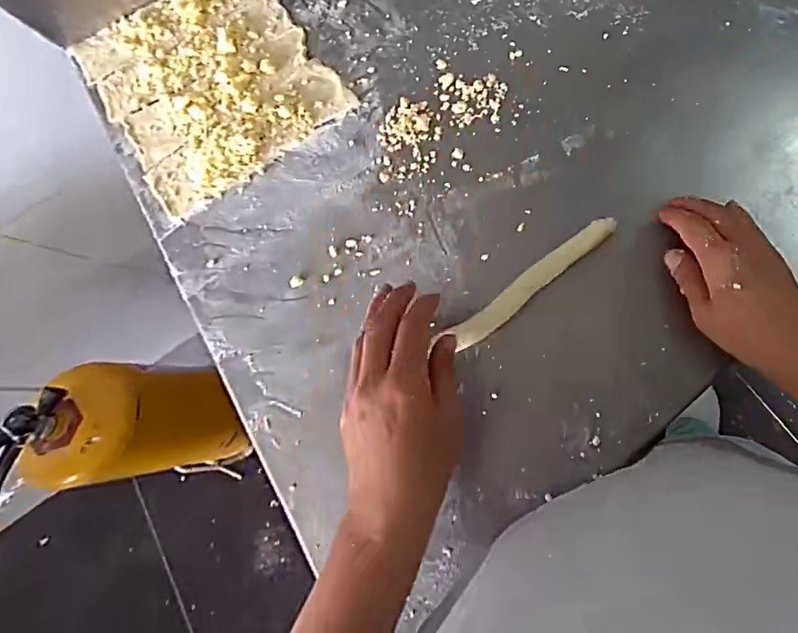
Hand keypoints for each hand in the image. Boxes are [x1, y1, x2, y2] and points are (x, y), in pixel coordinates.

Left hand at [340, 283, 461, 546]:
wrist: (386, 510)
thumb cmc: (427, 469)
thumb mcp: (449, 419)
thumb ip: (444, 373)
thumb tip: (443, 341)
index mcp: (403, 384)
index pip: (411, 328)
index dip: (423, 307)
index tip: (434, 299)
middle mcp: (373, 382)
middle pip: (379, 326)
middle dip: (394, 300)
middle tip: (408, 287)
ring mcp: (355, 392)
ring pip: (361, 340)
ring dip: (375, 314)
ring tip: (387, 297)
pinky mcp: (347, 405)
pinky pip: (355, 360)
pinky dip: (367, 338)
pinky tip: (376, 335)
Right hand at [656, 197, 797, 375]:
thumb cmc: (750, 335)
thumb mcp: (704, 314)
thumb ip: (687, 280)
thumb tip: (673, 256)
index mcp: (719, 257)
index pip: (691, 225)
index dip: (674, 216)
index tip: (662, 215)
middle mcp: (740, 244)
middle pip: (712, 212)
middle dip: (690, 204)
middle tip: (673, 205)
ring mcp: (759, 246)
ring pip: (731, 213)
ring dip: (710, 206)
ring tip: (695, 208)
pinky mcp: (772, 253)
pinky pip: (746, 221)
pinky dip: (729, 212)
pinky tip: (728, 215)